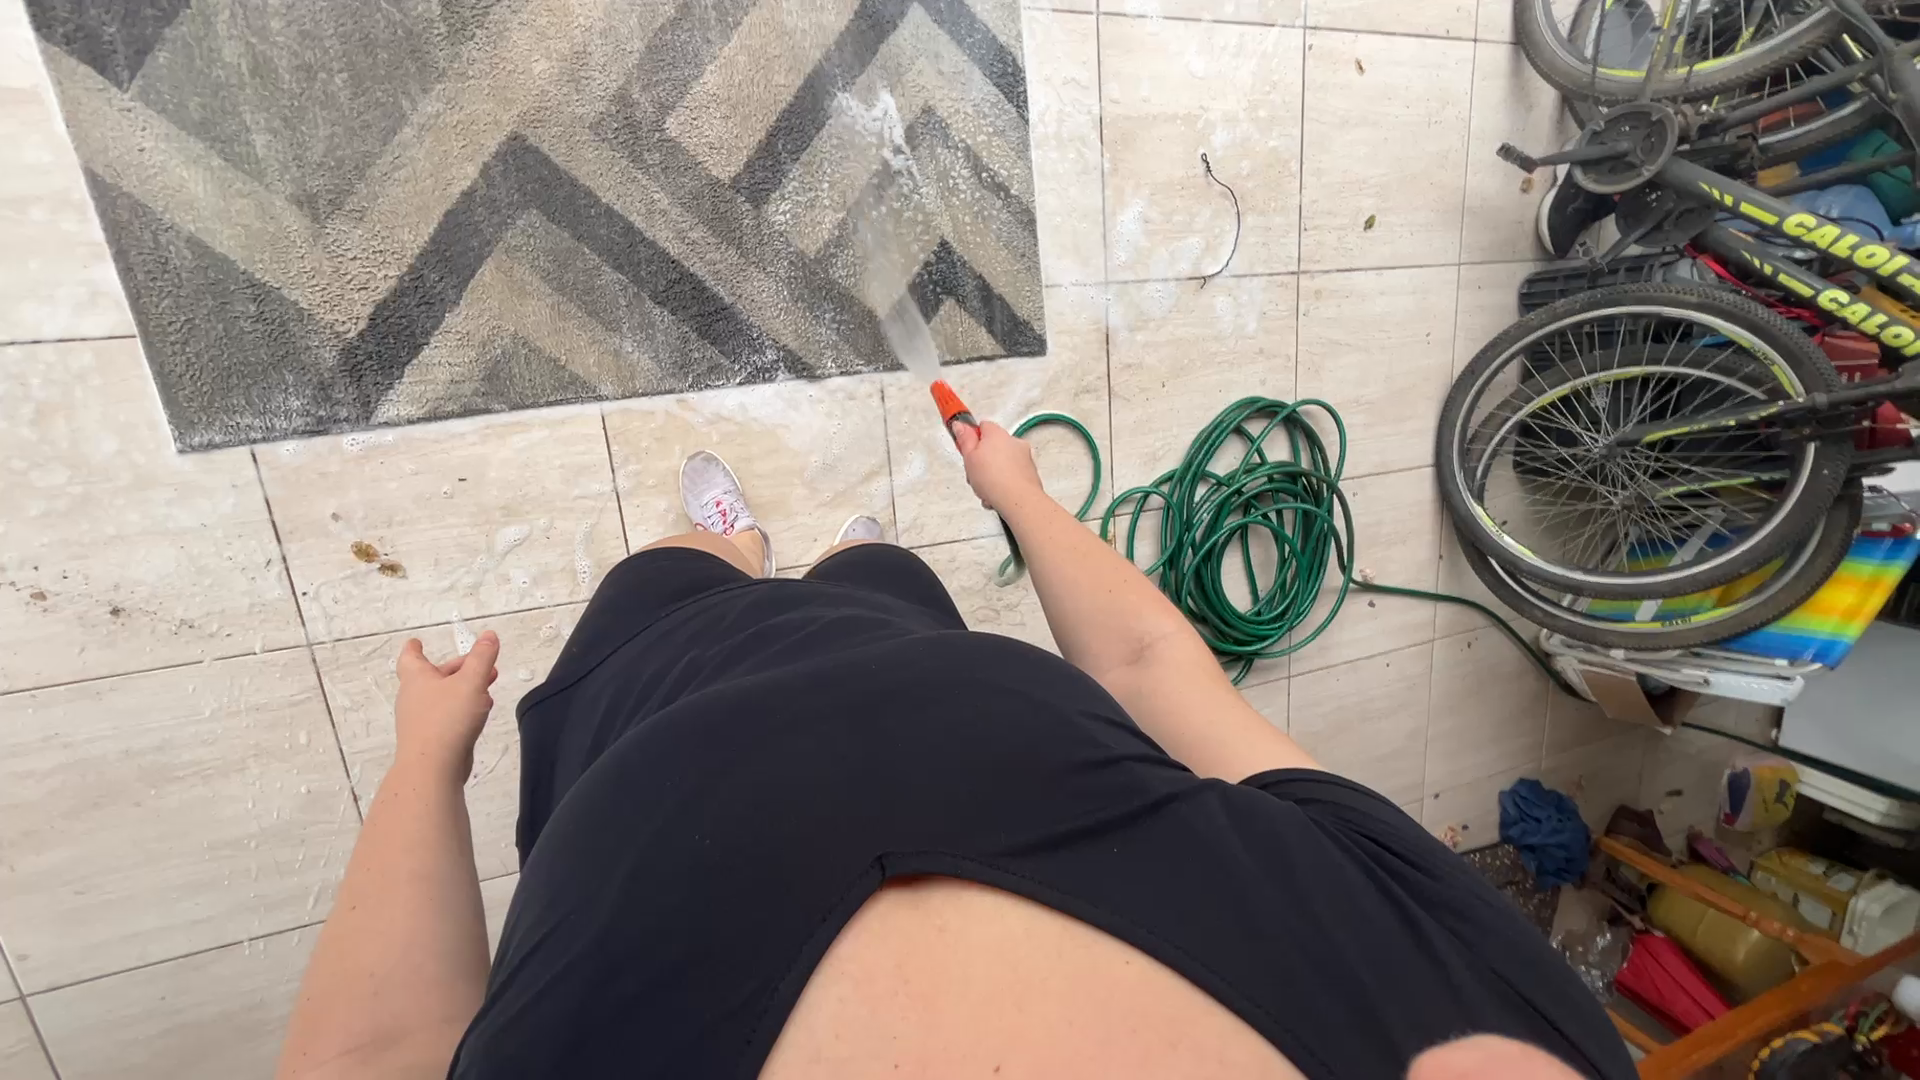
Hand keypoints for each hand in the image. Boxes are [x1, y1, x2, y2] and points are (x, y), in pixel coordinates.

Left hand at [393, 631, 499, 782]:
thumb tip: (488, 635)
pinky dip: (463, 706)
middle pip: (434, 676)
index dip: (414, 649)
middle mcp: (414, 697)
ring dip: (464, 687)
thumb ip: (482, 658)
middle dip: (457, 667)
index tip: (415, 642)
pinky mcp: (430, 736)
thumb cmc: (448, 718)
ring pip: (443, 695)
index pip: (411, 658)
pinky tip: (481, 710)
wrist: (433, 766)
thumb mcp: (471, 682)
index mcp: (418, 680)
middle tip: (481, 662)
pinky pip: (447, 713)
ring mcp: (420, 718)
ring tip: (488, 685)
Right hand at [953, 420, 1043, 512]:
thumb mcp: (969, 458)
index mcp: (997, 433)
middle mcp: (1013, 442)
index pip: (982, 426)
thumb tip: (960, 425)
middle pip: (993, 446)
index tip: (965, 447)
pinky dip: (1004, 483)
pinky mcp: (1030, 473)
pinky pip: (1012, 475)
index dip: (972, 438)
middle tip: (974, 471)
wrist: (1018, 499)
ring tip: (985, 487)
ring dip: (993, 473)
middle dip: (983, 459)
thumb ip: (964, 439)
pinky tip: (995, 495)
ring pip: (1002, 462)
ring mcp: (1024, 457)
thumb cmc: (994, 479)